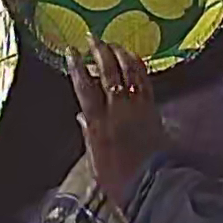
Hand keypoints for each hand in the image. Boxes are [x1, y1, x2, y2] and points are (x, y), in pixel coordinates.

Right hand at [69, 39, 166, 202]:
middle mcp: (117, 108)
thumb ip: (88, 133)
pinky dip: (137, 65)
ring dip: (119, 53)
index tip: (71, 51)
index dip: (77, 67)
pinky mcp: (151, 105)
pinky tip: (133, 57)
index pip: (84, 88)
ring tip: (112, 43)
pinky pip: (143, 78)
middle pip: (107, 72)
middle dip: (99, 51)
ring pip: (127, 70)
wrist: (150, 184)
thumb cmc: (117, 178)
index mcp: (98, 123)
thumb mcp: (95, 159)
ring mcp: (136, 104)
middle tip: (92, 37)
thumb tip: (81, 115)